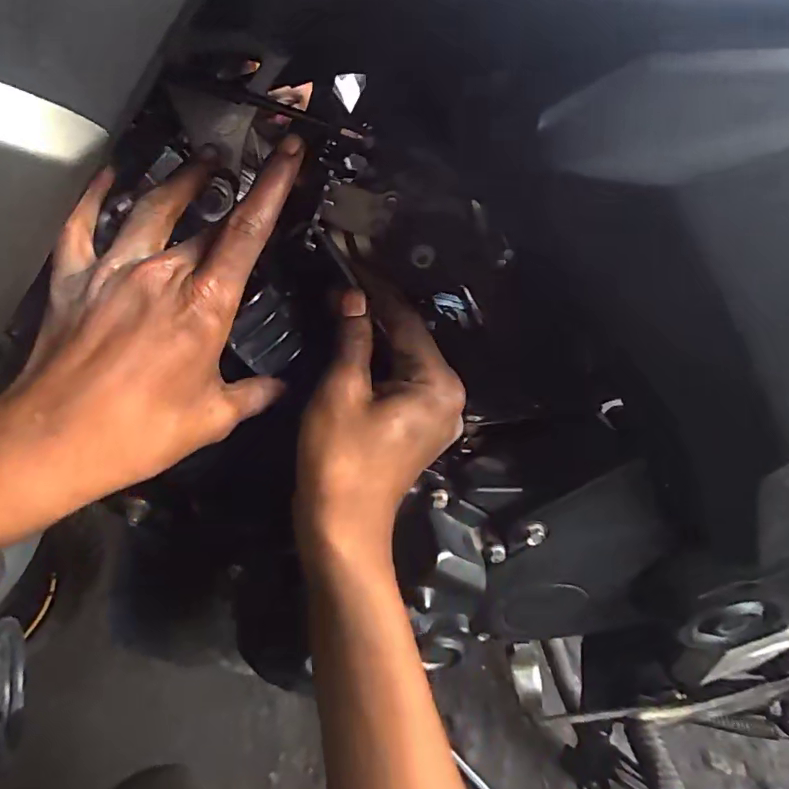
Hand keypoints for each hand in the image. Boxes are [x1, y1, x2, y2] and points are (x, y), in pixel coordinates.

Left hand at [0, 136, 304, 524]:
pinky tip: (106, 175)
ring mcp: (113, 271)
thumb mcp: (210, 420)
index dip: (273, 187)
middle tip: (252, 163)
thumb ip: (252, 396)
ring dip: (180, 181)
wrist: (52, 440)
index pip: (247, 232)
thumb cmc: (136, 433)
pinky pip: (81, 224)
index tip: (289, 154)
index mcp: (203, 304)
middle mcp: (161, 274)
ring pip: (151, 207)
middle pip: (206, 219)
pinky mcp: (73, 279)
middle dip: (235, 186)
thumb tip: (278, 389)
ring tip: (202, 161)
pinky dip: (93, 196)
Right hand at [296, 279, 465, 572]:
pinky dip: (379, 362)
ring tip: (343, 304)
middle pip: (410, 339)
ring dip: (375, 335)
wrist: (342, 526)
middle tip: (341, 284)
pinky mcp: (421, 426)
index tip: (352, 262)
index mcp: (438, 384)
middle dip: (375, 311)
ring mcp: (438, 414)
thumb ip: (352, 339)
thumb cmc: (339, 459)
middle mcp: (449, 395)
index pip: (407, 321)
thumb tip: (352, 296)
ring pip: (405, 359)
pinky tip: (354, 342)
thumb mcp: (341, 390)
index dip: (376, 290)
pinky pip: (402, 381)